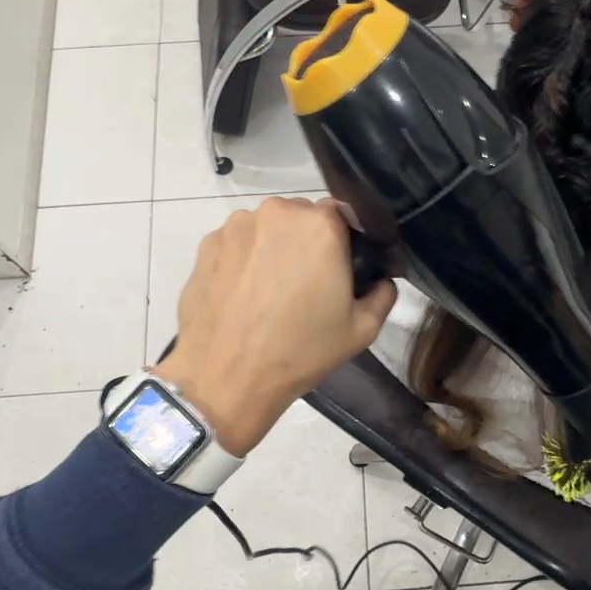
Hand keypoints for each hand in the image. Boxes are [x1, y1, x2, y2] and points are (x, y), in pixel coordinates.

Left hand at [155, 197, 395, 454]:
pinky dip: (244, 261)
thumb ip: (383, 295)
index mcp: (321, 226)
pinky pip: (238, 244)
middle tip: (307, 286)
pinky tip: (245, 296)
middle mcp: (278, 213)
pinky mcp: (207, 244)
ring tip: (271, 294)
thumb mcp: (362, 331)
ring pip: (268, 229)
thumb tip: (381, 280)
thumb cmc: (301, 352)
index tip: (342, 271)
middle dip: (308, 244)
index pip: (343, 215)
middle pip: (303, 218)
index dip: (345, 242)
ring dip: (274, 250)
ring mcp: (237, 226)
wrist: (227, 376)